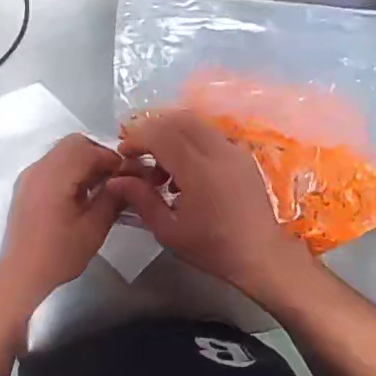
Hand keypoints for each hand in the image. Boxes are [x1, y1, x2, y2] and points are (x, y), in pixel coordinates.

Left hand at [0, 134, 124, 305]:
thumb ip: (112, 199)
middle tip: (116, 179)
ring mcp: (29, 176)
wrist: (20, 273)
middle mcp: (38, 168)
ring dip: (84, 162)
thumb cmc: (58, 255)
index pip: (90, 150)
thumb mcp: (93, 229)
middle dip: (99, 156)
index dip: (114, 159)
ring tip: (100, 189)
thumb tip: (129, 181)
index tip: (130, 175)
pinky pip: (51, 165)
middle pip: (74, 144)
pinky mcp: (25, 186)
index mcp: (55, 176)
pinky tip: (80, 195)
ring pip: (62, 152)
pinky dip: (69, 171)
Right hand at [107, 109, 317, 305]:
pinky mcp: (243, 157)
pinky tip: (184, 175)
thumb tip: (115, 181)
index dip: (137, 139)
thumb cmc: (211, 248)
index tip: (124, 156)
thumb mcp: (168, 230)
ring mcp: (235, 151)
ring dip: (172, 137)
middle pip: (179, 120)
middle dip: (153, 131)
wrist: (259, 255)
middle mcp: (219, 152)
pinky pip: (210, 137)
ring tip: (161, 172)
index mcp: (200, 170)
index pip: (161, 135)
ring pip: (196, 125)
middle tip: (139, 156)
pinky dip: (190, 144)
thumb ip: (141, 199)